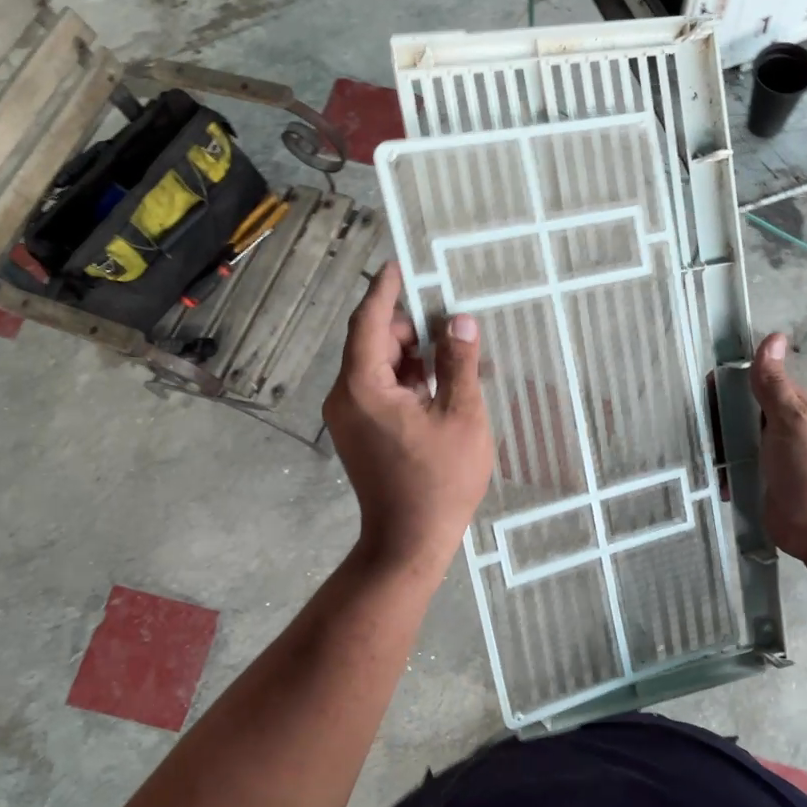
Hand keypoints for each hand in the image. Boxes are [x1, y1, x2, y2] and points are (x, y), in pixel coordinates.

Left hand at [324, 263, 492, 574]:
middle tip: (451, 323)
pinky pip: (379, 391)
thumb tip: (460, 321)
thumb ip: (459, 364)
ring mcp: (348, 417)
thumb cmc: (439, 480)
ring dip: (412, 358)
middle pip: (373, 343)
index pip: (368, 321)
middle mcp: (345, 396)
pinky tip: (441, 387)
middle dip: (410, 329)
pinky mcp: (358, 434)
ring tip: (455, 357)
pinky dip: (406, 382)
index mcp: (363, 386)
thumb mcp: (461, 416)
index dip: (385, 290)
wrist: (409, 541)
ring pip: (378, 368)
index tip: (400, 264)